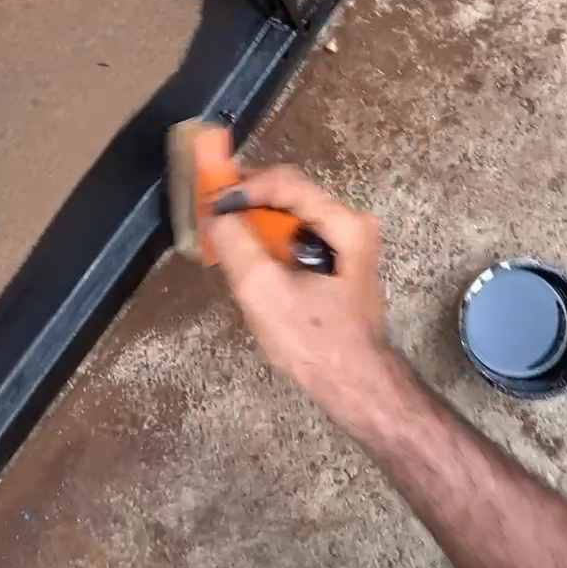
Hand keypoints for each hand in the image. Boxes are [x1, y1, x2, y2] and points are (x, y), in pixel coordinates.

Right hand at [203, 166, 395, 415]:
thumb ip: (236, 244)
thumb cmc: (313, 341)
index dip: (244, 187)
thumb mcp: (263, 292)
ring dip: (256, 215)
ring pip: (292, 209)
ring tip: (224, 226)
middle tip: (212, 208)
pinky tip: (247, 248)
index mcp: (344, 224)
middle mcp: (351, 222)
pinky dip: (269, 233)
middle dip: (249, 197)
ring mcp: (348, 239)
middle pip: (291, 190)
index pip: (286, 183)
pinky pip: (298, 229)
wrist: (355, 384)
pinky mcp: (339, 256)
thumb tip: (215, 212)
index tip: (211, 201)